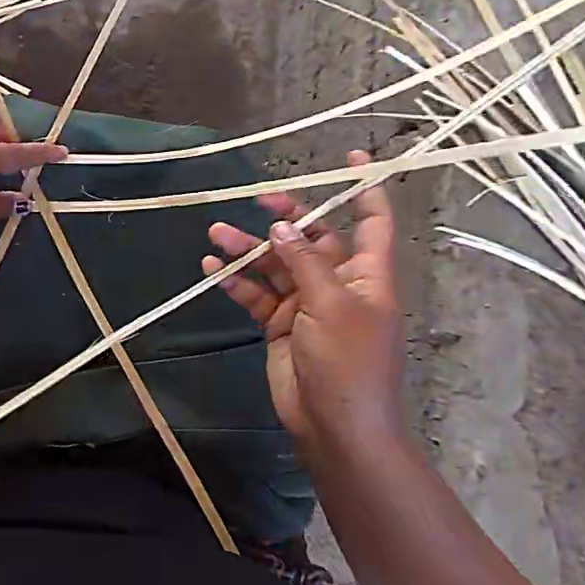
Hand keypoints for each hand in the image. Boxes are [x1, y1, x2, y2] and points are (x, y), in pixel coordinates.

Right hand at [202, 151, 404, 450]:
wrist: (335, 426)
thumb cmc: (348, 362)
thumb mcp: (332, 305)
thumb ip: (305, 262)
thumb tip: (282, 226)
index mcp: (366, 274)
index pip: (371, 221)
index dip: (366, 189)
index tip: (353, 158)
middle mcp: (336, 282)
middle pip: (310, 238)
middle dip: (285, 217)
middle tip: (256, 199)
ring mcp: (306, 303)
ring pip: (274, 265)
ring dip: (248, 249)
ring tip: (216, 234)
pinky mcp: (279, 324)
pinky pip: (256, 294)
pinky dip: (236, 282)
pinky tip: (213, 270)